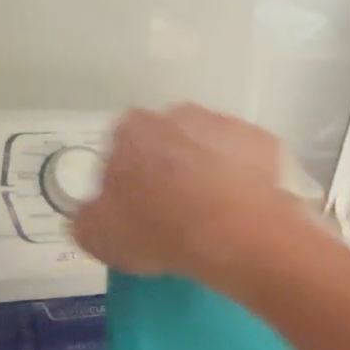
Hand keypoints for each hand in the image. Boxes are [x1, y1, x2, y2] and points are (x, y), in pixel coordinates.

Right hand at [72, 104, 305, 280]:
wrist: (234, 232)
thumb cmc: (158, 230)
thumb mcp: (97, 236)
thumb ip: (86, 217)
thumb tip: (95, 212)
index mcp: (129, 130)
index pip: (118, 154)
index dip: (125, 187)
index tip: (136, 217)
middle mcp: (176, 113)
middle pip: (165, 146)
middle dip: (167, 174)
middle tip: (173, 218)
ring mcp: (224, 124)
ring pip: (207, 149)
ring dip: (206, 174)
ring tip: (210, 219)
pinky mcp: (263, 142)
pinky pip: (245, 162)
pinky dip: (242, 180)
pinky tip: (240, 212)